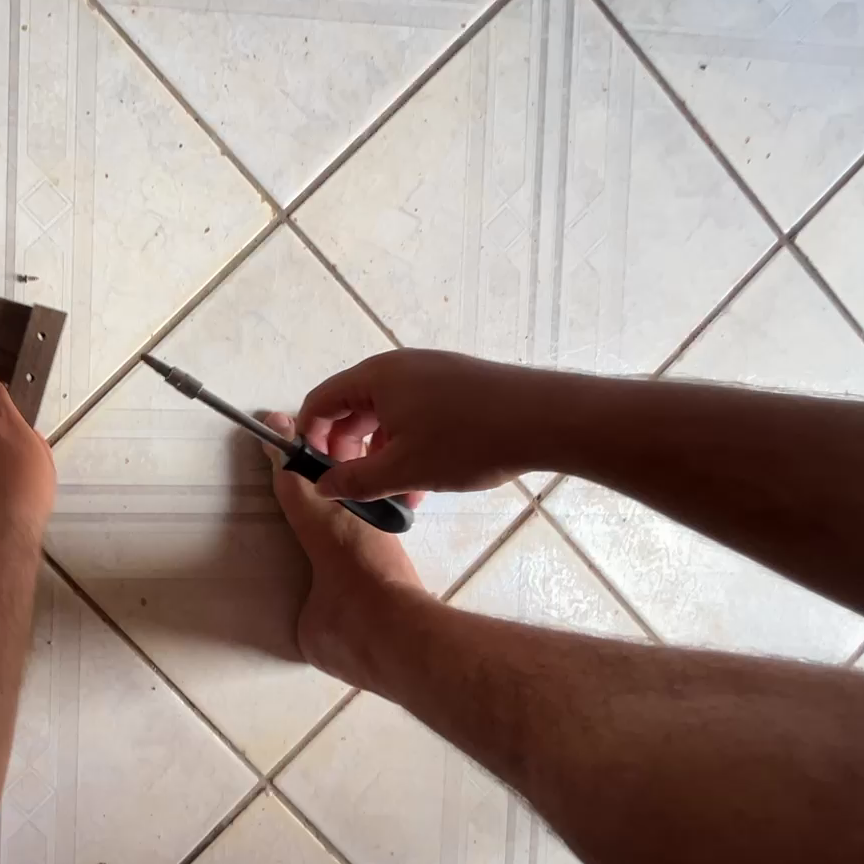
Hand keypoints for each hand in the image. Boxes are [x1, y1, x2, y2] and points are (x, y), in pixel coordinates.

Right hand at [297, 349, 562, 500]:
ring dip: (380, 455)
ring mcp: (430, 373)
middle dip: (348, 450)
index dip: (309, 436)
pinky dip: (408, 445)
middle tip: (353, 486)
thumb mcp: (403, 470)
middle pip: (352, 408)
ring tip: (396, 494)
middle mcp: (397, 368)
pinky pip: (415, 414)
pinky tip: (425, 480)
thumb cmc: (467, 441)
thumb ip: (354, 481)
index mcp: (374, 378)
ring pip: (386, 416)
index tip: (314, 469)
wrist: (554, 420)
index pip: (320, 401)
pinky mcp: (458, 385)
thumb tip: (322, 487)